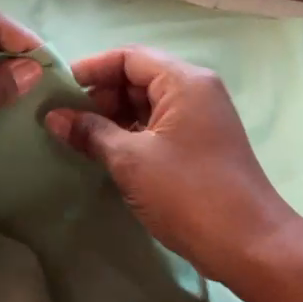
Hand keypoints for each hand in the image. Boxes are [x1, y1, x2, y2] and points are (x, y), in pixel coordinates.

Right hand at [45, 46, 301, 283]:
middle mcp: (196, 91)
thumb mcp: (130, 160)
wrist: (249, 245)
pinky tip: (105, 154)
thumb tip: (54, 117)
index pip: (128, 57)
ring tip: (77, 139)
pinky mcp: (200, 146)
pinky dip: (130, 135)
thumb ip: (90, 132)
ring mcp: (200, 119)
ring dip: (112, 118)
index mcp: (184, 81)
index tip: (56, 92)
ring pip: (146, 105)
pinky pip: (158, 127)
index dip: (90, 69)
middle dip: (99, 96)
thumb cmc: (187, 192)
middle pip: (138, 78)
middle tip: (64, 121)